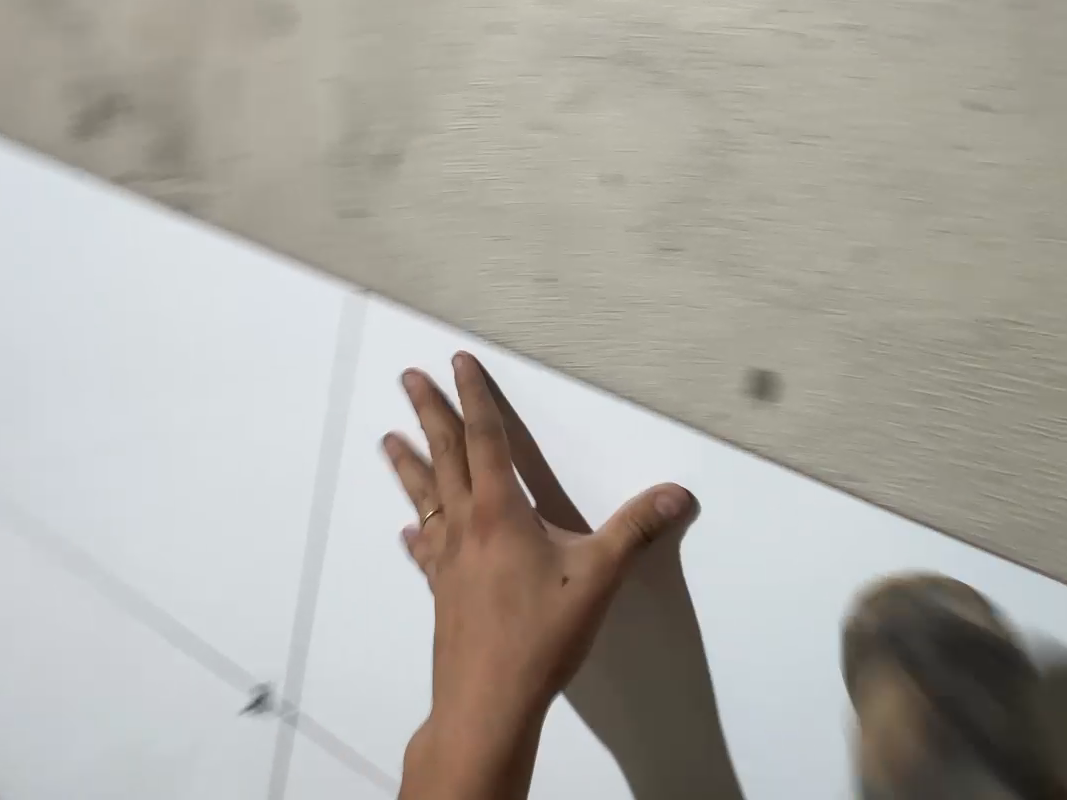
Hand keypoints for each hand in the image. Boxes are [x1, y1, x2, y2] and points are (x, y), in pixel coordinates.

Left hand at [386, 352, 697, 799]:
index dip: (474, 396)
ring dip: (408, 463)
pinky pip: (424, 550)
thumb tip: (678, 493)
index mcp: (500, 510)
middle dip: (429, 412)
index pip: (484, 438)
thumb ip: (636, 529)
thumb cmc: (540, 632)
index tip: (457, 363)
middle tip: (408, 377)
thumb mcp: (599, 575)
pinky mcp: (440, 589)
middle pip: (444, 455)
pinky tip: (407, 531)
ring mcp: (447, 558)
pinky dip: (415, 532)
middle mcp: (466, 524)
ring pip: (424, 496)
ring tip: (389, 437)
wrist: (487, 702)